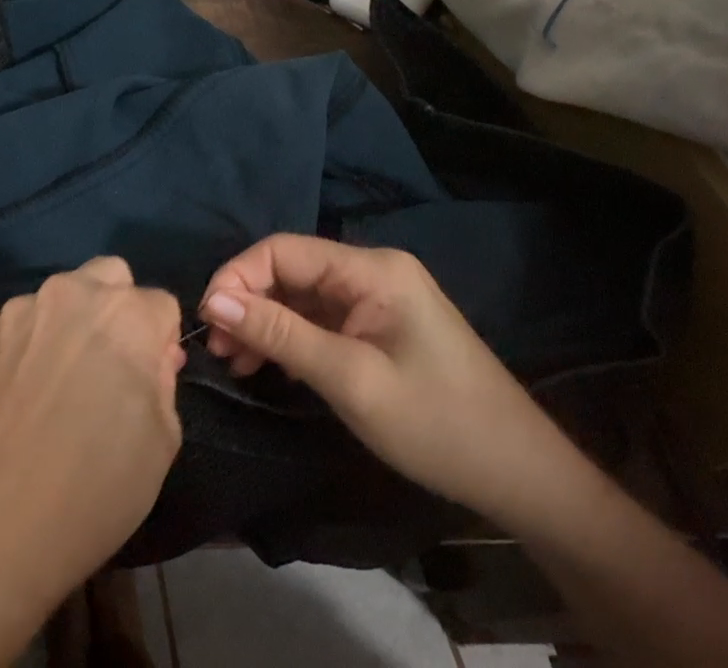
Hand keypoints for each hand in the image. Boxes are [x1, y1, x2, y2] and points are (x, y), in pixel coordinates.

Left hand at [0, 258, 183, 665]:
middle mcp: (69, 295)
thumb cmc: (100, 487)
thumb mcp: (164, 437)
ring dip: (72, 321)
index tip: (150, 376)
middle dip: (118, 310)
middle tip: (111, 366)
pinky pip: (23, 322)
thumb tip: (151, 352)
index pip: (160, 303)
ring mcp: (19, 312)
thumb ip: (162, 378)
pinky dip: (33, 341)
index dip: (160, 339)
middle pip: (108, 278)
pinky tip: (27, 391)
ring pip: (60, 295)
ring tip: (63, 381)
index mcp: (126, 314)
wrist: (1, 520)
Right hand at [199, 233, 580, 528]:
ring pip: (297, 297)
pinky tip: (268, 368)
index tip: (208, 323)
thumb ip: (279, 334)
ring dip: (261, 325)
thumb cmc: (437, 425)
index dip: (236, 278)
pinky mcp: (377, 327)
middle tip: (220, 353)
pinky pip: (316, 320)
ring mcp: (376, 300)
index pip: (281, 251)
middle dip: (246, 306)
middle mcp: (372, 272)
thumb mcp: (349, 379)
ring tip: (238, 365)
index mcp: (372, 270)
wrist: (519, 476)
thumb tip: (213, 302)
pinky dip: (286, 339)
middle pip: (287, 272)